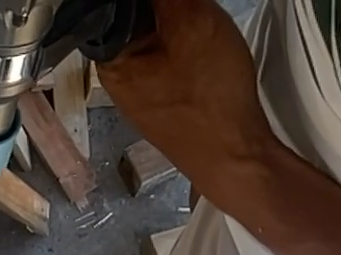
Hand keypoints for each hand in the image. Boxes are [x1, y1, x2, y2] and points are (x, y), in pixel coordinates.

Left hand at [96, 0, 281, 191]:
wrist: (231, 153)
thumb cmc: (210, 97)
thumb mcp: (192, 22)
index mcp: (110, 61)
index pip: (109, 9)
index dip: (139, 2)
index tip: (175, 4)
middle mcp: (117, 79)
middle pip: (132, 20)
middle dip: (161, 9)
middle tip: (191, 9)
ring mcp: (138, 92)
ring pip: (152, 36)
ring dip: (174, 19)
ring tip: (198, 19)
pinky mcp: (160, 98)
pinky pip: (165, 57)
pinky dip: (181, 40)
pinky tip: (201, 42)